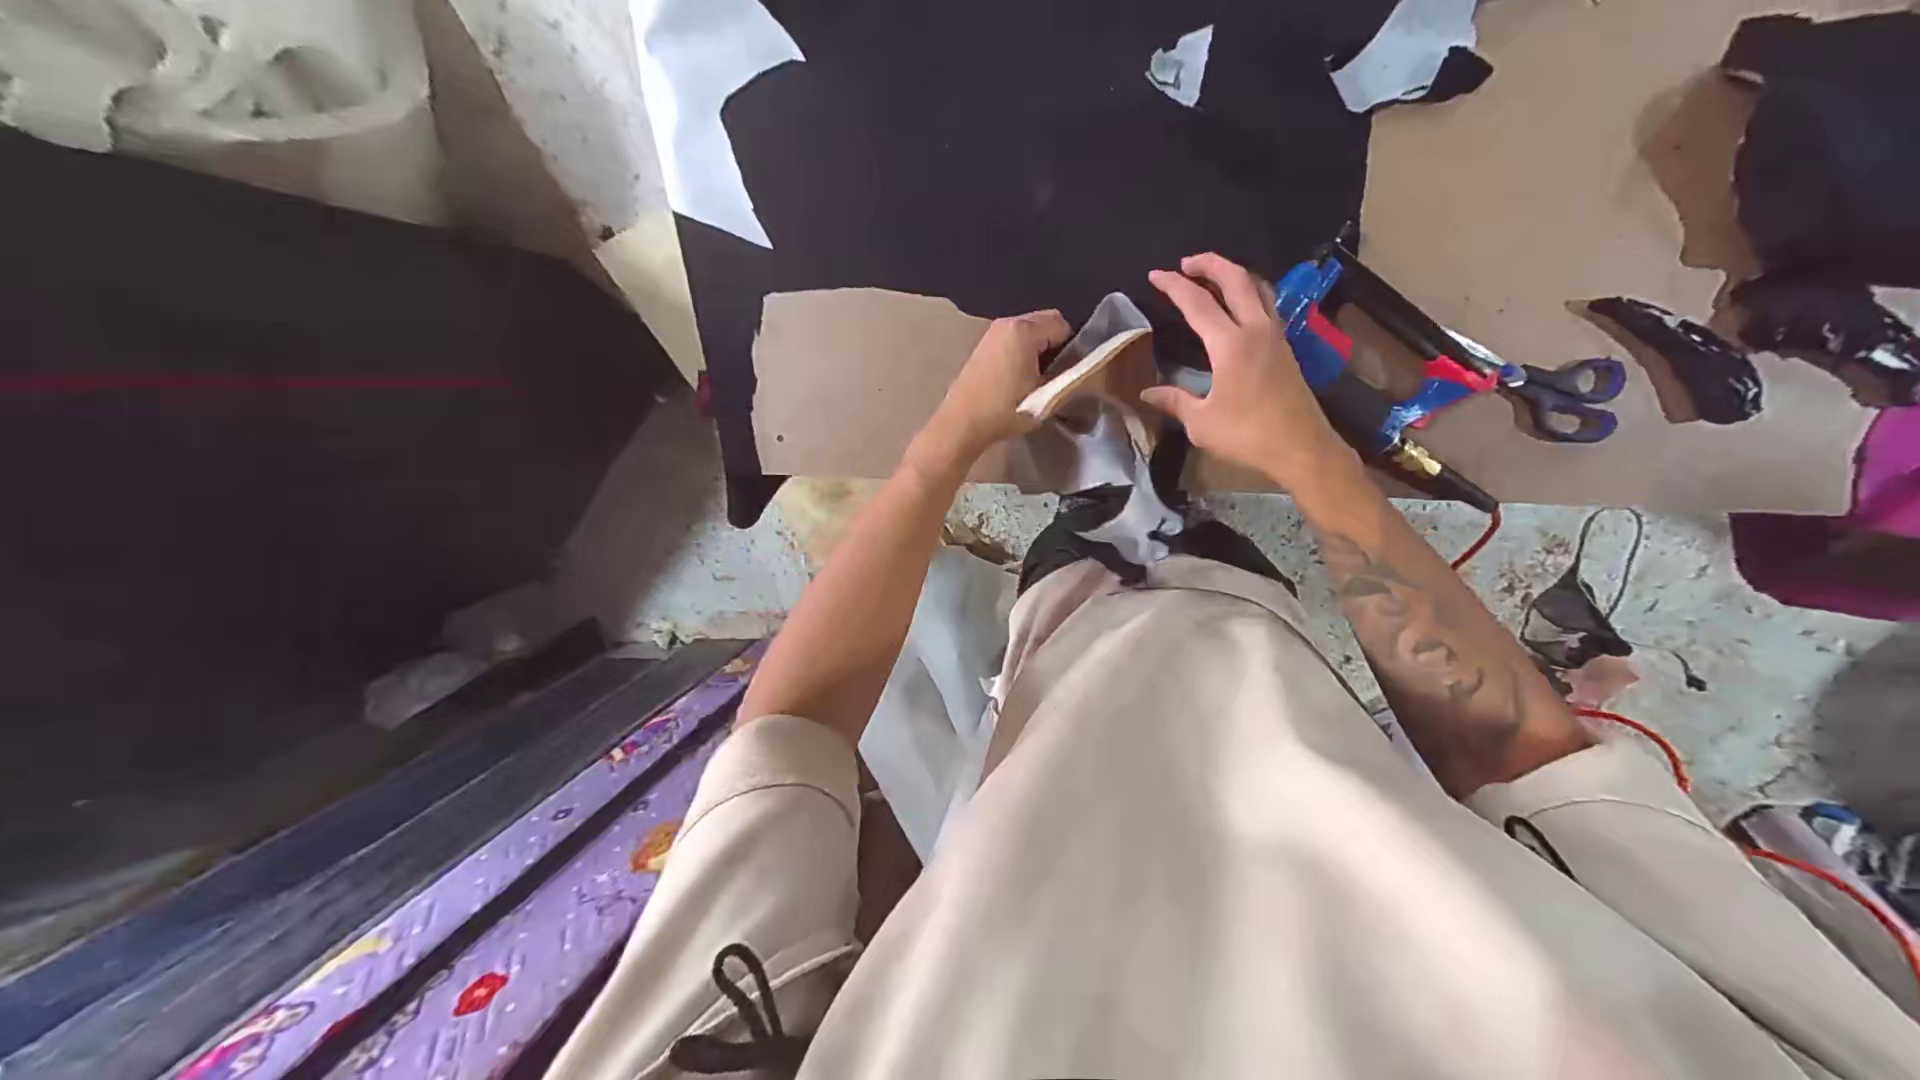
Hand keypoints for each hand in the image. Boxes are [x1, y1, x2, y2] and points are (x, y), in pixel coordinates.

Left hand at [917, 309, 1071, 466]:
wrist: (961, 424)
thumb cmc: (1006, 409)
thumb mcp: (1046, 396)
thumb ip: (1068, 377)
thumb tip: (1082, 368)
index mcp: (1023, 330)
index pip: (1063, 325)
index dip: (1072, 347)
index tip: (1069, 371)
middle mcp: (1006, 323)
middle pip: (1044, 322)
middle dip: (1055, 345)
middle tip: (1056, 375)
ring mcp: (990, 333)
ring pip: (1028, 331)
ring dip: (1038, 349)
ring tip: (1037, 379)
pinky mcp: (981, 347)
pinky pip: (1012, 340)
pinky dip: (1021, 352)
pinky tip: (1017, 378)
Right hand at [1141, 253, 1351, 490]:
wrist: (1301, 447)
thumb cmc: (1247, 436)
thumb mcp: (1201, 423)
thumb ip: (1174, 401)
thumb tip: (1148, 392)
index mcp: (1230, 345)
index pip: (1198, 304)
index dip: (1174, 286)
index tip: (1156, 275)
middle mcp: (1256, 330)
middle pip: (1235, 279)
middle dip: (1209, 265)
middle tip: (1185, 263)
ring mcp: (1275, 336)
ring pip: (1257, 287)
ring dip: (1233, 274)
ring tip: (1212, 275)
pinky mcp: (1285, 347)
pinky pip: (1266, 304)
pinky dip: (1248, 292)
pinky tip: (1238, 305)